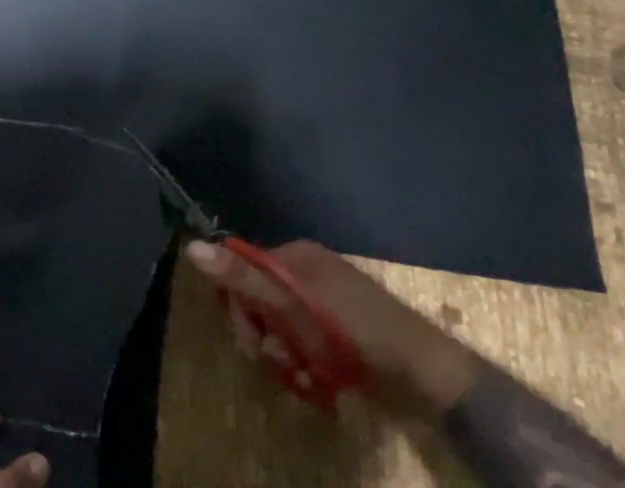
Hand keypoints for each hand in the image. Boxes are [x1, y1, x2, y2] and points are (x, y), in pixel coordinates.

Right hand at [184, 239, 480, 422]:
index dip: (238, 306)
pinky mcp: (340, 328)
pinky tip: (316, 379)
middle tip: (278, 363)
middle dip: (262, 335)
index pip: (240, 270)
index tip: (251, 339)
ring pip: (279, 324)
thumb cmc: (361, 337)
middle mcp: (307, 271)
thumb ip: (244, 279)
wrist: (434, 378)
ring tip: (304, 376)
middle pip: (257, 299)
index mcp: (296, 256)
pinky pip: (303, 338)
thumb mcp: (295, 309)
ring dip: (283, 353)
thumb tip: (191, 245)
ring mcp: (325, 300)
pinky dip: (303, 360)